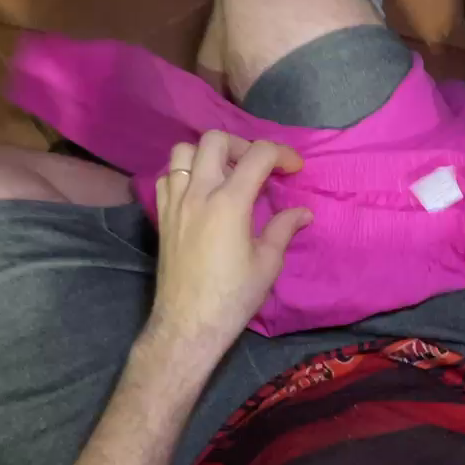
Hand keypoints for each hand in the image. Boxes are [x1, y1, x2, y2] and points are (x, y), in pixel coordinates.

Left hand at [144, 131, 311, 362]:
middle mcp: (198, 193)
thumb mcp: (268, 263)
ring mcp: (174, 202)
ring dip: (209, 154)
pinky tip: (201, 191)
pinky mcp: (161, 216)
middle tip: (259, 167)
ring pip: (184, 151)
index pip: (258, 155)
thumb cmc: (233, 297)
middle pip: (215, 140)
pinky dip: (185, 173)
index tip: (294, 169)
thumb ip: (283, 229)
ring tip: (227, 173)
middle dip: (243, 145)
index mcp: (229, 202)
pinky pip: (168, 177)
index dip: (282, 154)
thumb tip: (302, 213)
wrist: (188, 324)